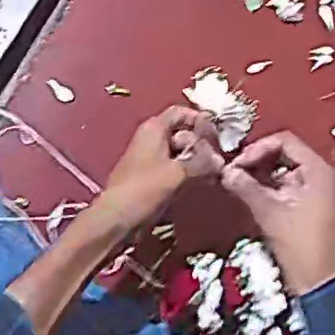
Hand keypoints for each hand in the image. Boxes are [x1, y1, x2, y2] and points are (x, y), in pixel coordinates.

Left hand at [97, 107, 222, 229]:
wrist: (113, 222)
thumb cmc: (144, 190)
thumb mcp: (177, 174)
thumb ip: (202, 164)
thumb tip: (221, 162)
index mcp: (154, 128)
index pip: (182, 112)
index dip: (201, 120)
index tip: (216, 136)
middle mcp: (150, 137)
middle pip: (182, 132)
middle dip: (200, 145)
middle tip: (216, 161)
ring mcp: (148, 157)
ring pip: (178, 152)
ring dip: (194, 162)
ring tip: (210, 175)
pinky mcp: (147, 177)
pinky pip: (171, 168)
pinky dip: (185, 173)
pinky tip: (196, 186)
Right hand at [221, 132, 334, 295]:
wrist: (322, 286)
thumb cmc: (301, 246)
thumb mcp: (271, 213)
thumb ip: (247, 188)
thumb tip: (226, 171)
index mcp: (317, 168)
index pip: (284, 141)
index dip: (258, 148)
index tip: (238, 162)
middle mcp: (319, 173)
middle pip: (284, 153)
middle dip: (258, 160)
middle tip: (235, 171)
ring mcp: (316, 188)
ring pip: (283, 169)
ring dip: (261, 174)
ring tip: (239, 182)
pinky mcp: (310, 203)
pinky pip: (287, 184)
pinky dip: (269, 187)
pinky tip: (251, 194)